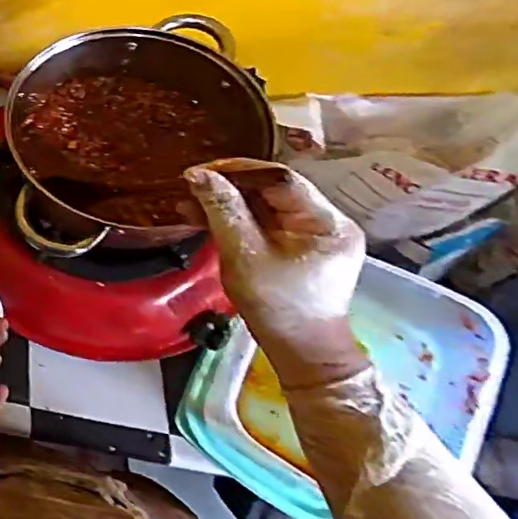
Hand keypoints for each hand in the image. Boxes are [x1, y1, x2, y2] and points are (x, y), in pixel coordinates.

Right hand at [184, 158, 369, 385]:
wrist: (300, 348)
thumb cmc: (276, 305)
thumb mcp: (243, 255)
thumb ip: (223, 211)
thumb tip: (198, 175)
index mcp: (325, 222)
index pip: (280, 179)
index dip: (238, 170)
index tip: (200, 172)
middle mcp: (327, 221)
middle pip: (273, 189)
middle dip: (230, 184)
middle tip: (192, 184)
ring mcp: (315, 233)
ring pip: (266, 204)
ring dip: (228, 201)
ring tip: (190, 201)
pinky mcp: (300, 245)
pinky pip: (266, 221)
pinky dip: (236, 217)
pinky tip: (205, 216)